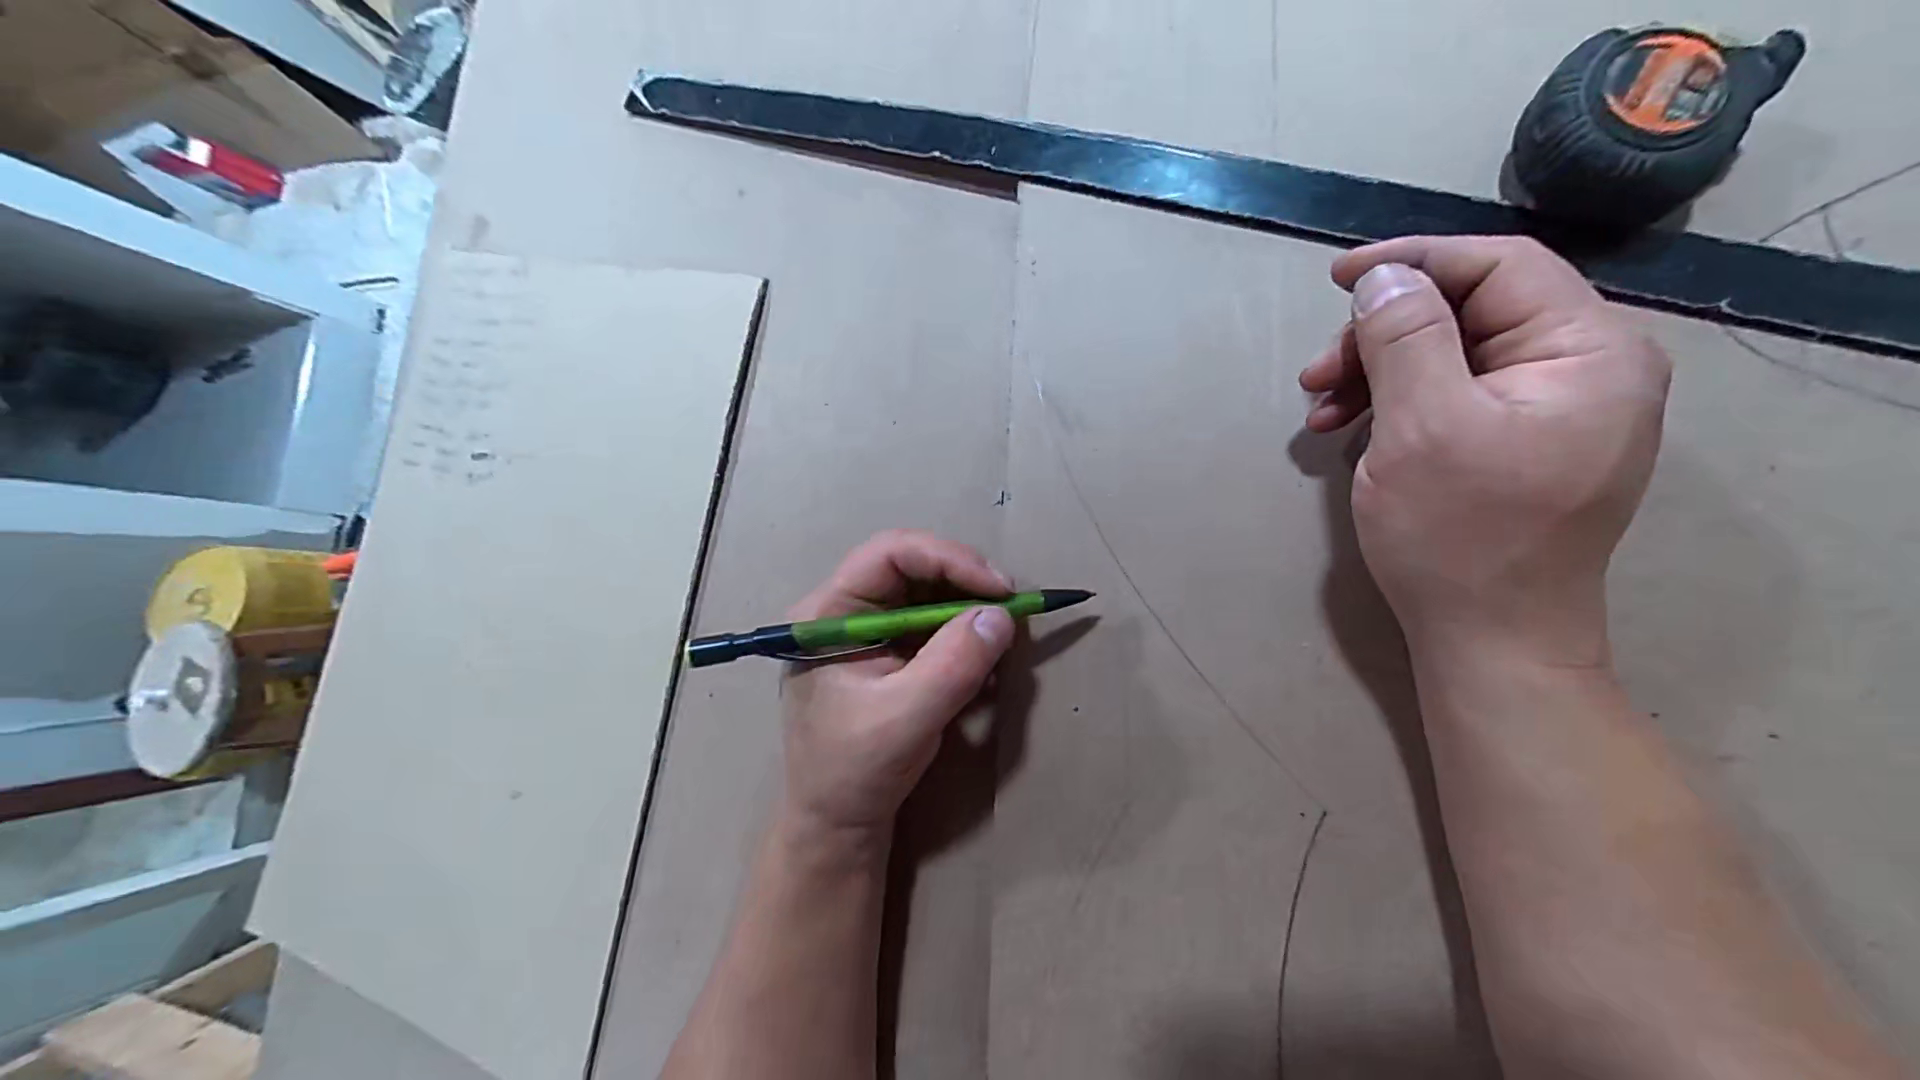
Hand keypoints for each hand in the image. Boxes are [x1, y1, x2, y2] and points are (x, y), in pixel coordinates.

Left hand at [778, 530, 1015, 843]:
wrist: (836, 826)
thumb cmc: (854, 771)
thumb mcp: (907, 717)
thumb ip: (954, 664)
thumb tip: (1001, 616)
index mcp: (829, 613)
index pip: (890, 554)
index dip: (948, 560)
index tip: (999, 589)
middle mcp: (846, 612)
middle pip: (910, 568)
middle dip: (963, 582)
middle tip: (1008, 606)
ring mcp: (867, 633)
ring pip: (925, 595)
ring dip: (966, 609)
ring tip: (999, 634)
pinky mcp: (887, 655)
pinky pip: (930, 626)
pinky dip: (961, 635)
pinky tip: (982, 660)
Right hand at [1299, 236, 1671, 665]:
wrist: (1489, 640)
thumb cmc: (1457, 537)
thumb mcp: (1419, 429)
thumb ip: (1404, 338)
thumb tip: (1383, 276)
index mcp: (1587, 352)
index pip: (1498, 267)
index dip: (1413, 261)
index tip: (1337, 278)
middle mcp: (1585, 370)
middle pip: (1470, 313)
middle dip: (1382, 334)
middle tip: (1316, 374)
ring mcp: (1552, 411)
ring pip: (1452, 357)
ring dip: (1378, 372)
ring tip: (1320, 409)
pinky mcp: (1517, 444)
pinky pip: (1451, 398)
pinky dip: (1395, 406)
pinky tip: (1350, 431)